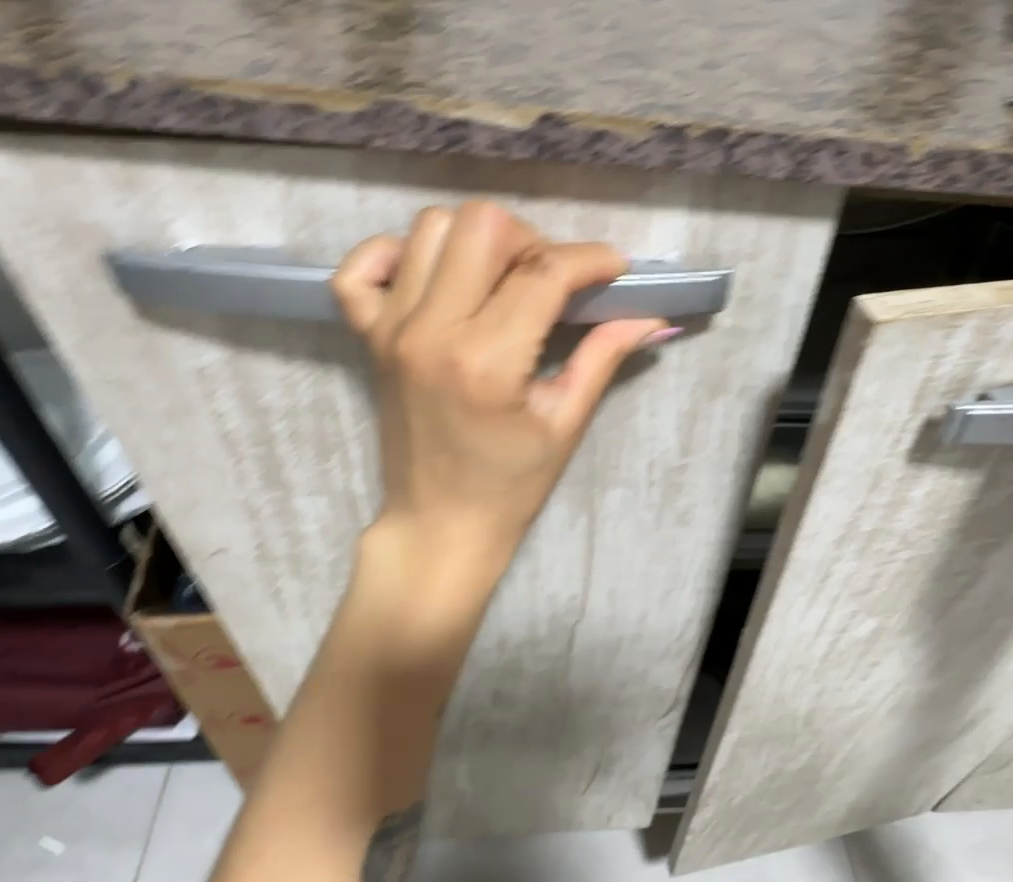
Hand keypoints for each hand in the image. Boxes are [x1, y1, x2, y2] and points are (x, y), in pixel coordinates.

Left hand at [332, 202, 671, 560]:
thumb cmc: (507, 487)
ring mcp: (391, 329)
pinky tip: (432, 279)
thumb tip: (651, 316)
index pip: (544, 272)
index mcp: (485, 361)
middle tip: (551, 283)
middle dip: (531, 242)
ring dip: (477, 242)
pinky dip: (395, 254)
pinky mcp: (369, 337)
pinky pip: (361, 266)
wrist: (438, 526)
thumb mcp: (564, 424)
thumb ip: (603, 358)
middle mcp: (430, 331)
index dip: (590, 260)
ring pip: (431, 228)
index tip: (614, 270)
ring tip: (501, 283)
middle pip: (482, 225)